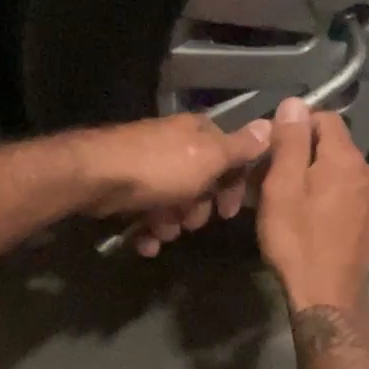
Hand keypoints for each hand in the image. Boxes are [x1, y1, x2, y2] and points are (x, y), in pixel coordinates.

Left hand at [78, 114, 273, 255]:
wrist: (96, 176)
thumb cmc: (160, 168)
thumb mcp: (209, 158)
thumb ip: (240, 147)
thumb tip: (271, 123)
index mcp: (197, 133)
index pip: (230, 156)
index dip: (234, 185)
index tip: (232, 212)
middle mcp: (174, 145)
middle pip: (200, 182)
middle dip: (198, 209)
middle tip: (192, 223)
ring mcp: (148, 165)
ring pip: (172, 201)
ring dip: (171, 223)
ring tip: (163, 232)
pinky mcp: (127, 186)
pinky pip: (146, 211)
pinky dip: (148, 230)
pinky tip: (145, 244)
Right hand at [257, 97, 368, 309]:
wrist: (327, 295)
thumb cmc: (297, 238)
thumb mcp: (283, 186)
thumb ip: (290, 141)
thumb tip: (295, 103)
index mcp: (345, 157)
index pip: (324, 118)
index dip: (293, 127)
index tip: (269, 150)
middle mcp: (366, 171)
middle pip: (330, 145)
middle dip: (298, 153)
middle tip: (267, 179)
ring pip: (335, 171)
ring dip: (309, 176)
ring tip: (282, 200)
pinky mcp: (368, 221)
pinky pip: (342, 193)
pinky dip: (322, 196)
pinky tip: (304, 218)